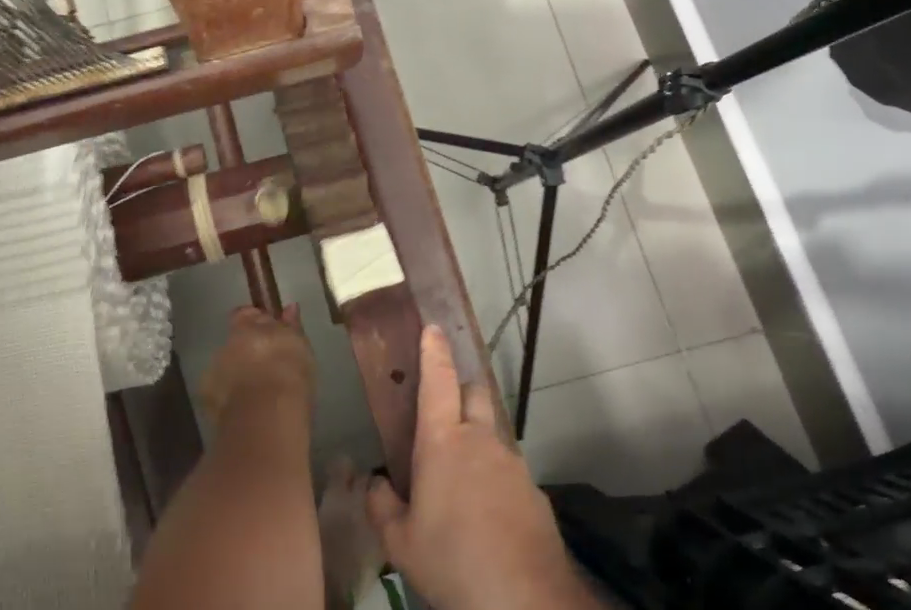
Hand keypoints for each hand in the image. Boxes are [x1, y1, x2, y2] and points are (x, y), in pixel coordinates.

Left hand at [198, 305, 314, 423]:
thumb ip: (291, 325)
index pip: (244, 314)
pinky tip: (245, 409)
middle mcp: (225, 345)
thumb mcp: (299, 345)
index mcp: (246, 327)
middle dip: (247, 351)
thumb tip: (290, 308)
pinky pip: (220, 394)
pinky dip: (230, 398)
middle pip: (234, 343)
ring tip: (258, 392)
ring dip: (238, 374)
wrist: (267, 413)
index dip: (255, 322)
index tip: (269, 332)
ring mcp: (213, 372)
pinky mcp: (208, 399)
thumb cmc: (288, 372)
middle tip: (267, 366)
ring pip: (226, 368)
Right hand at [366, 327, 598, 609]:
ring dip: (477, 439)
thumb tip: (375, 482)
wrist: (526, 600)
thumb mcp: (399, 541)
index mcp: (443, 442)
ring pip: (493, 436)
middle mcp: (482, 442)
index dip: (434, 351)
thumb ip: (381, 505)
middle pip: (476, 394)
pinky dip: (494, 478)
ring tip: (459, 473)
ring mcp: (514, 467)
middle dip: (462, 386)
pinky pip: (509, 472)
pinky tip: (485, 511)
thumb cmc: (452, 561)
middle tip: (444, 399)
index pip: (438, 380)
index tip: (434, 328)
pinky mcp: (535, 494)